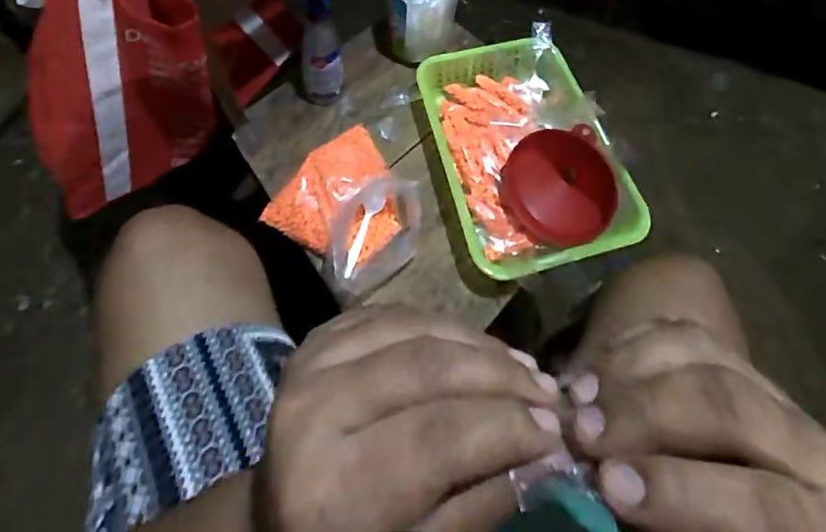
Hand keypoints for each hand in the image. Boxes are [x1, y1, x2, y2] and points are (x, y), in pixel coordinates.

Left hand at [254, 307, 568, 531]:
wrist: (269, 512)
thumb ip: (477, 505)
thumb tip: (550, 457)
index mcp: (328, 487)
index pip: (436, 438)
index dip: (505, 427)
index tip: (556, 430)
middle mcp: (313, 409)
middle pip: (429, 368)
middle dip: (501, 377)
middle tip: (548, 393)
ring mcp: (313, 358)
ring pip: (418, 328)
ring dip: (481, 346)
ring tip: (524, 368)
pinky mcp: (322, 333)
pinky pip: (398, 313)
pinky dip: (446, 327)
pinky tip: (478, 348)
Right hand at [564, 319, 825, 531]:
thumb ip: (676, 528)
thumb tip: (604, 505)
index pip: (767, 504)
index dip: (684, 492)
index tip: (610, 484)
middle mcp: (819, 457)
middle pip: (731, 407)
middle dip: (648, 414)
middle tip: (583, 431)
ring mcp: (780, 400)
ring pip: (705, 355)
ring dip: (632, 371)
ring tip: (579, 398)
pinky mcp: (744, 368)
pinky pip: (688, 335)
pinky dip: (635, 345)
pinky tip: (598, 369)